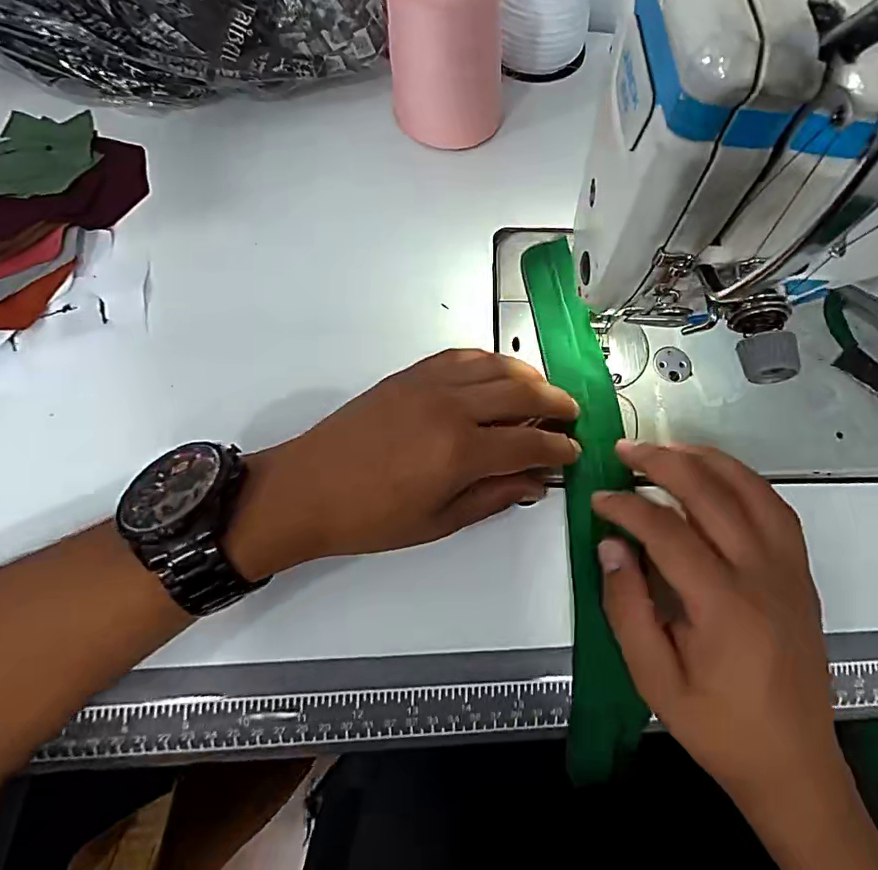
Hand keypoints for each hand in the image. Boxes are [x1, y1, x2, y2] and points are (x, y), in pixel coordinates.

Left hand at [224, 349, 580, 578]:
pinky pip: (463, 356)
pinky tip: (499, 375)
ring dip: (529, 376)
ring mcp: (430, 383)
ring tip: (543, 393)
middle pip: (523, 392)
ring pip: (497, 365)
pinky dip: (490, 362)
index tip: (571, 454)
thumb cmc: (370, 518)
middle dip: (556, 403)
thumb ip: (493, 497)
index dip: (558, 449)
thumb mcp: (438, 521)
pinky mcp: (411, 373)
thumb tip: (534, 483)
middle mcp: (451, 407)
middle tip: (570, 416)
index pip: (530, 442)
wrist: (306, 489)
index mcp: (460, 452)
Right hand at [595, 441, 877, 869]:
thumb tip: (611, 545)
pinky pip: (775, 506)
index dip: (627, 506)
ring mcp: (789, 567)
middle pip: (711, 492)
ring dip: (706, 459)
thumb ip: (627, 608)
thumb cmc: (719, 727)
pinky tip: (718, 476)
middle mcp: (762, 573)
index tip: (599, 499)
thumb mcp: (655, 681)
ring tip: (668, 449)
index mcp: (723, 604)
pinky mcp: (802, 570)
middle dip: (662, 461)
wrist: (793, 762)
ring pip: (749, 488)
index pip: (667, 530)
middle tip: (626, 451)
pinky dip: (743, 479)